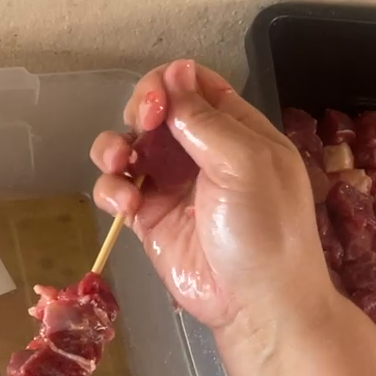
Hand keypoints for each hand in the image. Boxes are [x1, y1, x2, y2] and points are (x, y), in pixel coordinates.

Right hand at [90, 59, 333, 337]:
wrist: (256, 302)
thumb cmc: (265, 229)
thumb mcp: (246, 163)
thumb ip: (205, 120)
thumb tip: (175, 73)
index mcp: (235, 130)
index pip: (195, 86)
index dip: (169, 83)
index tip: (157, 102)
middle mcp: (200, 153)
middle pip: (156, 112)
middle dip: (139, 112)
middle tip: (142, 129)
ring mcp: (171, 187)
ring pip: (128, 149)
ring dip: (113, 149)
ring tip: (118, 165)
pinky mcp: (148, 220)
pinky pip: (117, 191)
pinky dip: (110, 191)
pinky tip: (124, 206)